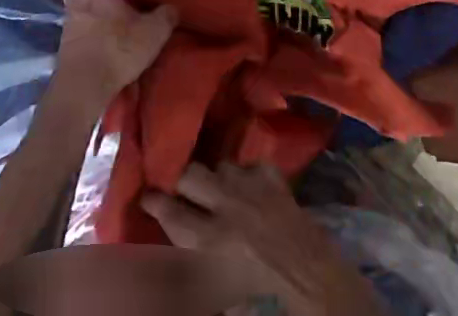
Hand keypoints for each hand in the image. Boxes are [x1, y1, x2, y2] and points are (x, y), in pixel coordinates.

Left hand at [54, 0, 177, 102]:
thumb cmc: (115, 49)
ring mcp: (69, 22)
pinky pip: (79, 20)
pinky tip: (109, 24)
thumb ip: (165, 15)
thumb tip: (173, 6)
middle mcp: (75, 0)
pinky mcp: (70, 43)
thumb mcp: (152, 32)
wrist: (83, 91)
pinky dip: (91, 18)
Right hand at [142, 163, 386, 315]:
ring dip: (215, 177)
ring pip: (220, 166)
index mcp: (209, 240)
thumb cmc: (260, 292)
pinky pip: (250, 165)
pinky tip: (247, 186)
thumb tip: (170, 236)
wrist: (312, 280)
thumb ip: (190, 257)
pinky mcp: (274, 180)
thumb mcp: (216, 283)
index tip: (145, 195)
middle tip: (178, 186)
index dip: (153, 201)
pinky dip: (246, 174)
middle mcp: (227, 206)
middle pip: (190, 174)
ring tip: (216, 188)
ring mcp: (252, 188)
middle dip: (180, 178)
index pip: (170, 212)